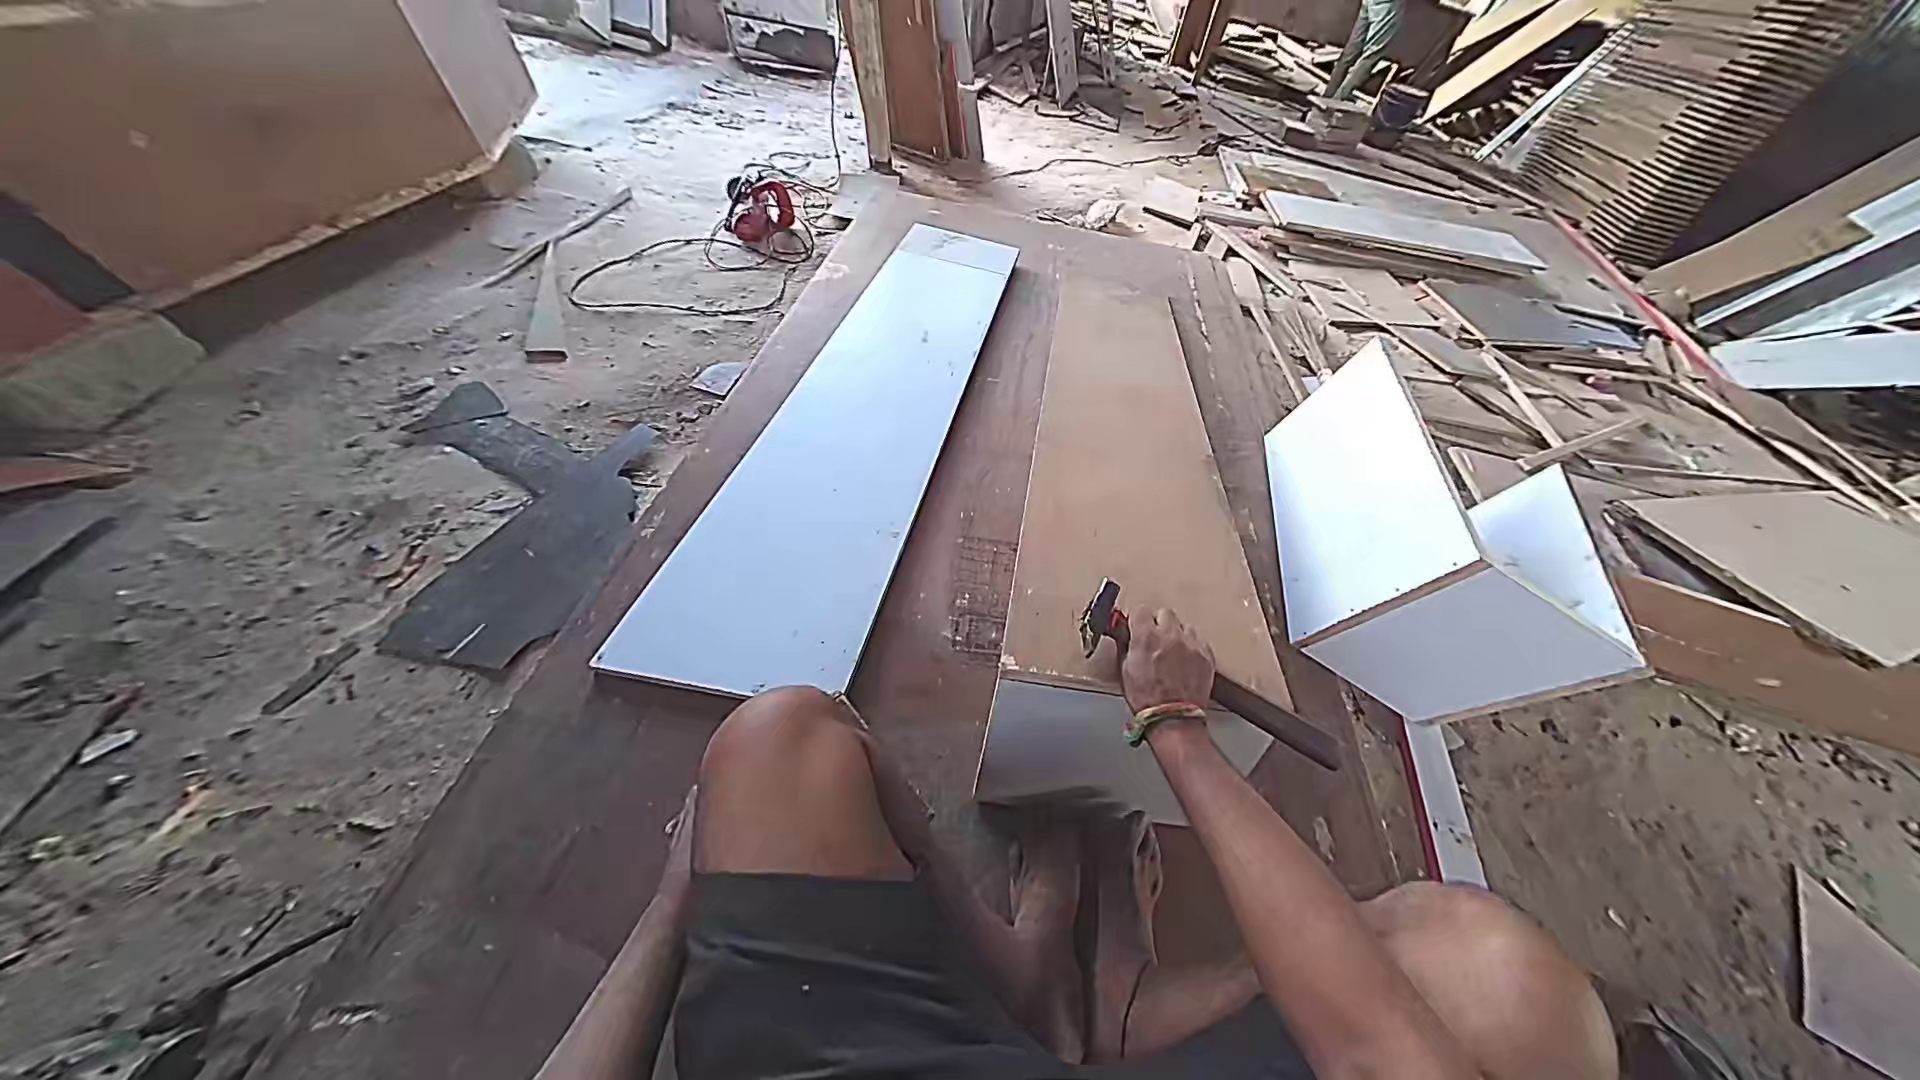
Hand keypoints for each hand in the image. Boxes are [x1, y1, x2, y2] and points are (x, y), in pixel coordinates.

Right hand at [1120, 608, 1214, 713]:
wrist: (1172, 718)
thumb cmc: (1147, 699)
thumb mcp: (1125, 670)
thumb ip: (1127, 646)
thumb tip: (1126, 636)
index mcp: (1146, 637)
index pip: (1141, 610)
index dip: (1138, 619)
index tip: (1137, 626)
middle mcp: (1170, 635)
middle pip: (1165, 613)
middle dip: (1159, 623)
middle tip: (1155, 638)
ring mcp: (1190, 644)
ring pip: (1184, 627)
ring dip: (1177, 635)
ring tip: (1172, 651)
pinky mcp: (1206, 655)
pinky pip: (1199, 641)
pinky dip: (1191, 647)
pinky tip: (1185, 660)